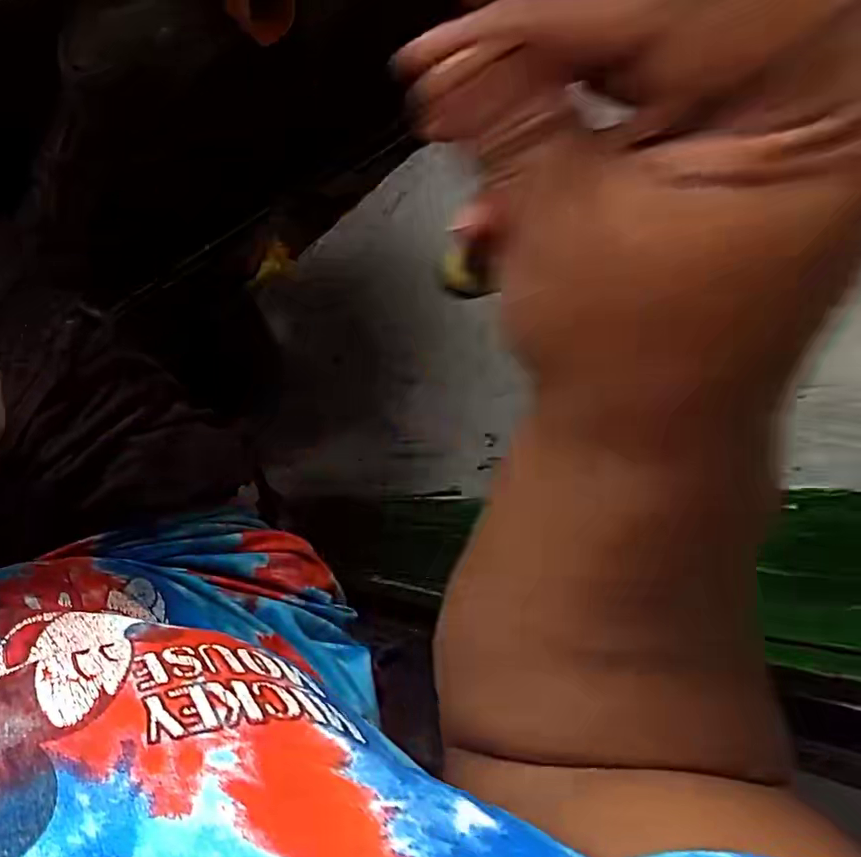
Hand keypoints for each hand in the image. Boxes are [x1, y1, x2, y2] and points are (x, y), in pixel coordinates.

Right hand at [396, 5, 860, 437]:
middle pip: (665, 24)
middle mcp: (817, 79)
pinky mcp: (715, 142)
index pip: (673, 14)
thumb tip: (446, 65)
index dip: (539, 23)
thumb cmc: (619, 337)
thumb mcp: (562, 225)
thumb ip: (514, 132)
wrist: (641, 417)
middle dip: (537, 46)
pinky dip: (549, 138)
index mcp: (827, 89)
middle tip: (439, 67)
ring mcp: (767, 110)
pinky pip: (628, 109)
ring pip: (639, 60)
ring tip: (451, 125)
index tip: (433, 47)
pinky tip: (493, 182)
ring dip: (532, 98)